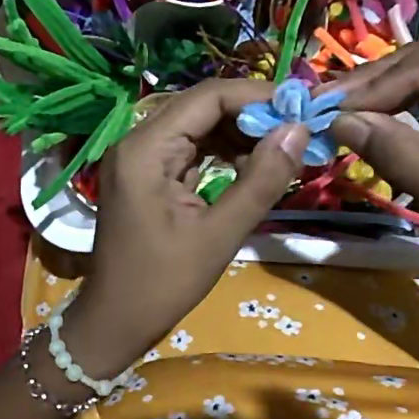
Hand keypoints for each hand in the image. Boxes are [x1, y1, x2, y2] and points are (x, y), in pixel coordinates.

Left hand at [63, 79, 308, 377]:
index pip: (208, 98)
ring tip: (284, 149)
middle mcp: (138, 142)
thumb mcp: (219, 234)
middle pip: (202, 108)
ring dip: (240, 135)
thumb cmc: (164, 282)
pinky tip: (253, 167)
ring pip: (198, 128)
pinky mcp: (148, 177)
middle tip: (299, 131)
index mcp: (146, 149)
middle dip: (252, 116)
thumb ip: (260, 181)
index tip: (302, 108)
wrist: (116, 321)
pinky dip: (223, 155)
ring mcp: (140, 159)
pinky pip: (191, 151)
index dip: (257, 97)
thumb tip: (298, 132)